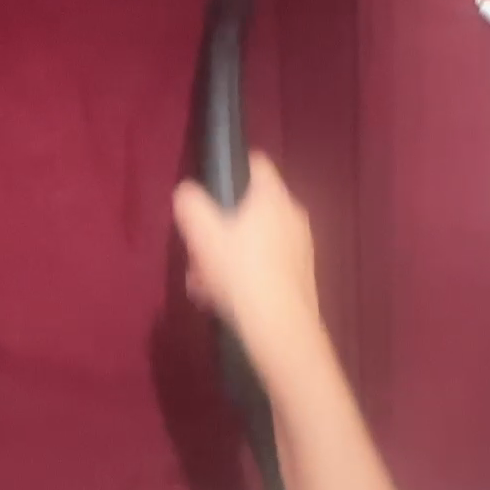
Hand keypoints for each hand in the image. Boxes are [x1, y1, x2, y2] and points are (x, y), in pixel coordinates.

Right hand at [171, 153, 321, 344]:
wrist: (279, 327)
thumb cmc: (240, 272)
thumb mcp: (202, 233)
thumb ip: (190, 204)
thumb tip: (187, 192)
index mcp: (272, 196)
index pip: (255, 163)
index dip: (231, 169)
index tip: (210, 190)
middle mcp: (293, 215)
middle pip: (249, 209)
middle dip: (219, 228)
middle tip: (199, 251)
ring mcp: (301, 247)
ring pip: (255, 241)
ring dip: (227, 257)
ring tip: (206, 283)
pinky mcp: (301, 276)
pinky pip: (266, 265)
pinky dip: (245, 276)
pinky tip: (226, 298)